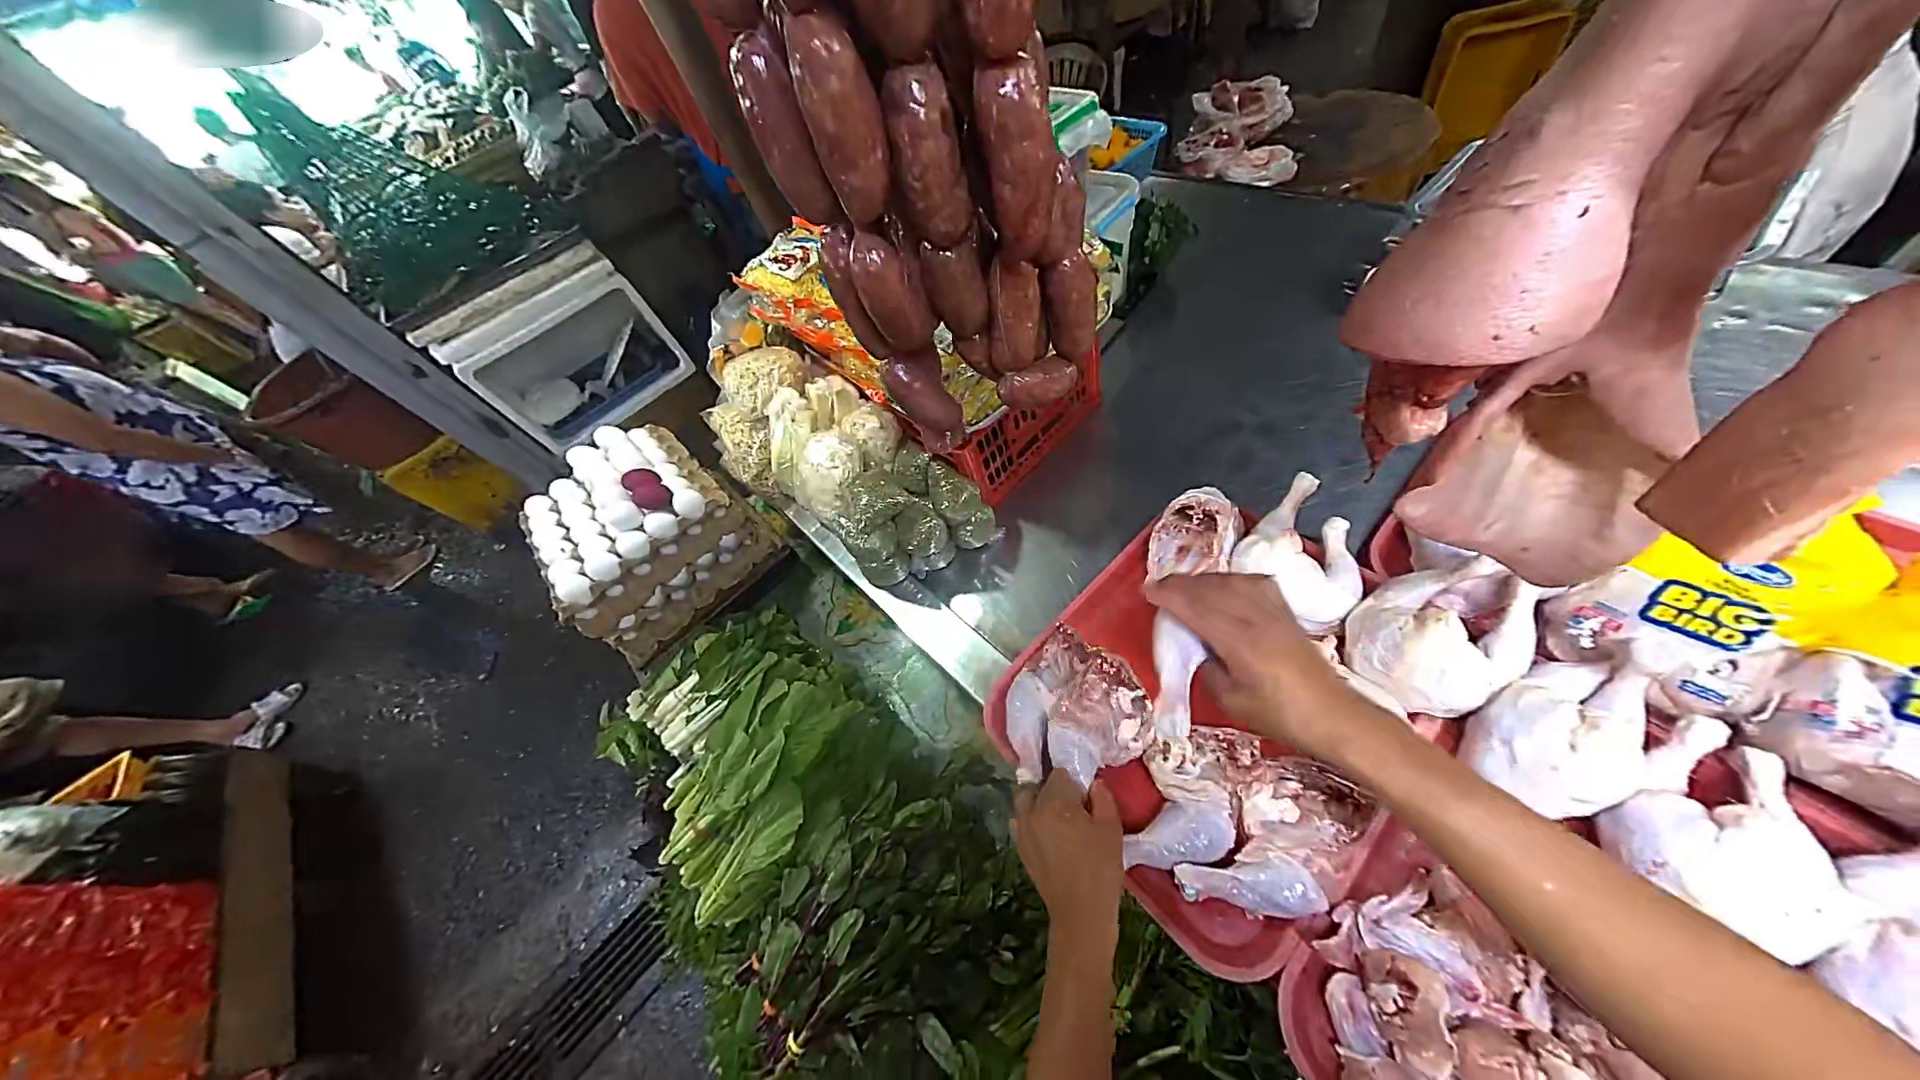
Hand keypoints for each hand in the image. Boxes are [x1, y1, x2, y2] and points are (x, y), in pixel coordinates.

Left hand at [1014, 771, 1122, 942]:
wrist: (1080, 913)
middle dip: (1054, 789)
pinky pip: (1020, 820)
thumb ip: (1103, 798)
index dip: (1075, 783)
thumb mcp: (1111, 829)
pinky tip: (1047, 833)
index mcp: (1055, 803)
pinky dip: (1030, 818)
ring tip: (1057, 818)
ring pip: (1024, 800)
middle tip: (1072, 808)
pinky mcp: (1019, 846)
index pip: (1060, 774)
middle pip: (1038, 784)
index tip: (1086, 800)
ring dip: (1038, 801)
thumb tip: (1094, 784)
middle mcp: (1032, 811)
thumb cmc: (1101, 869)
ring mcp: (1021, 829)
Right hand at [1145, 573, 1389, 762]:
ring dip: (1205, 580)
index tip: (1148, 591)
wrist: (1333, 715)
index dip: (1169, 595)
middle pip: (1212, 588)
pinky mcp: (1287, 613)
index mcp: (1240, 641)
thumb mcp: (1231, 700)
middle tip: (1160, 586)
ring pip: (1232, 581)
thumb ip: (1209, 669)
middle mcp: (1257, 618)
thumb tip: (1199, 649)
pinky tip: (1225, 585)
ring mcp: (1275, 612)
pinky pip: (1255, 583)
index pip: (1196, 606)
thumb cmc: (1280, 715)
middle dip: (1181, 583)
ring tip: (1186, 585)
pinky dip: (1233, 580)